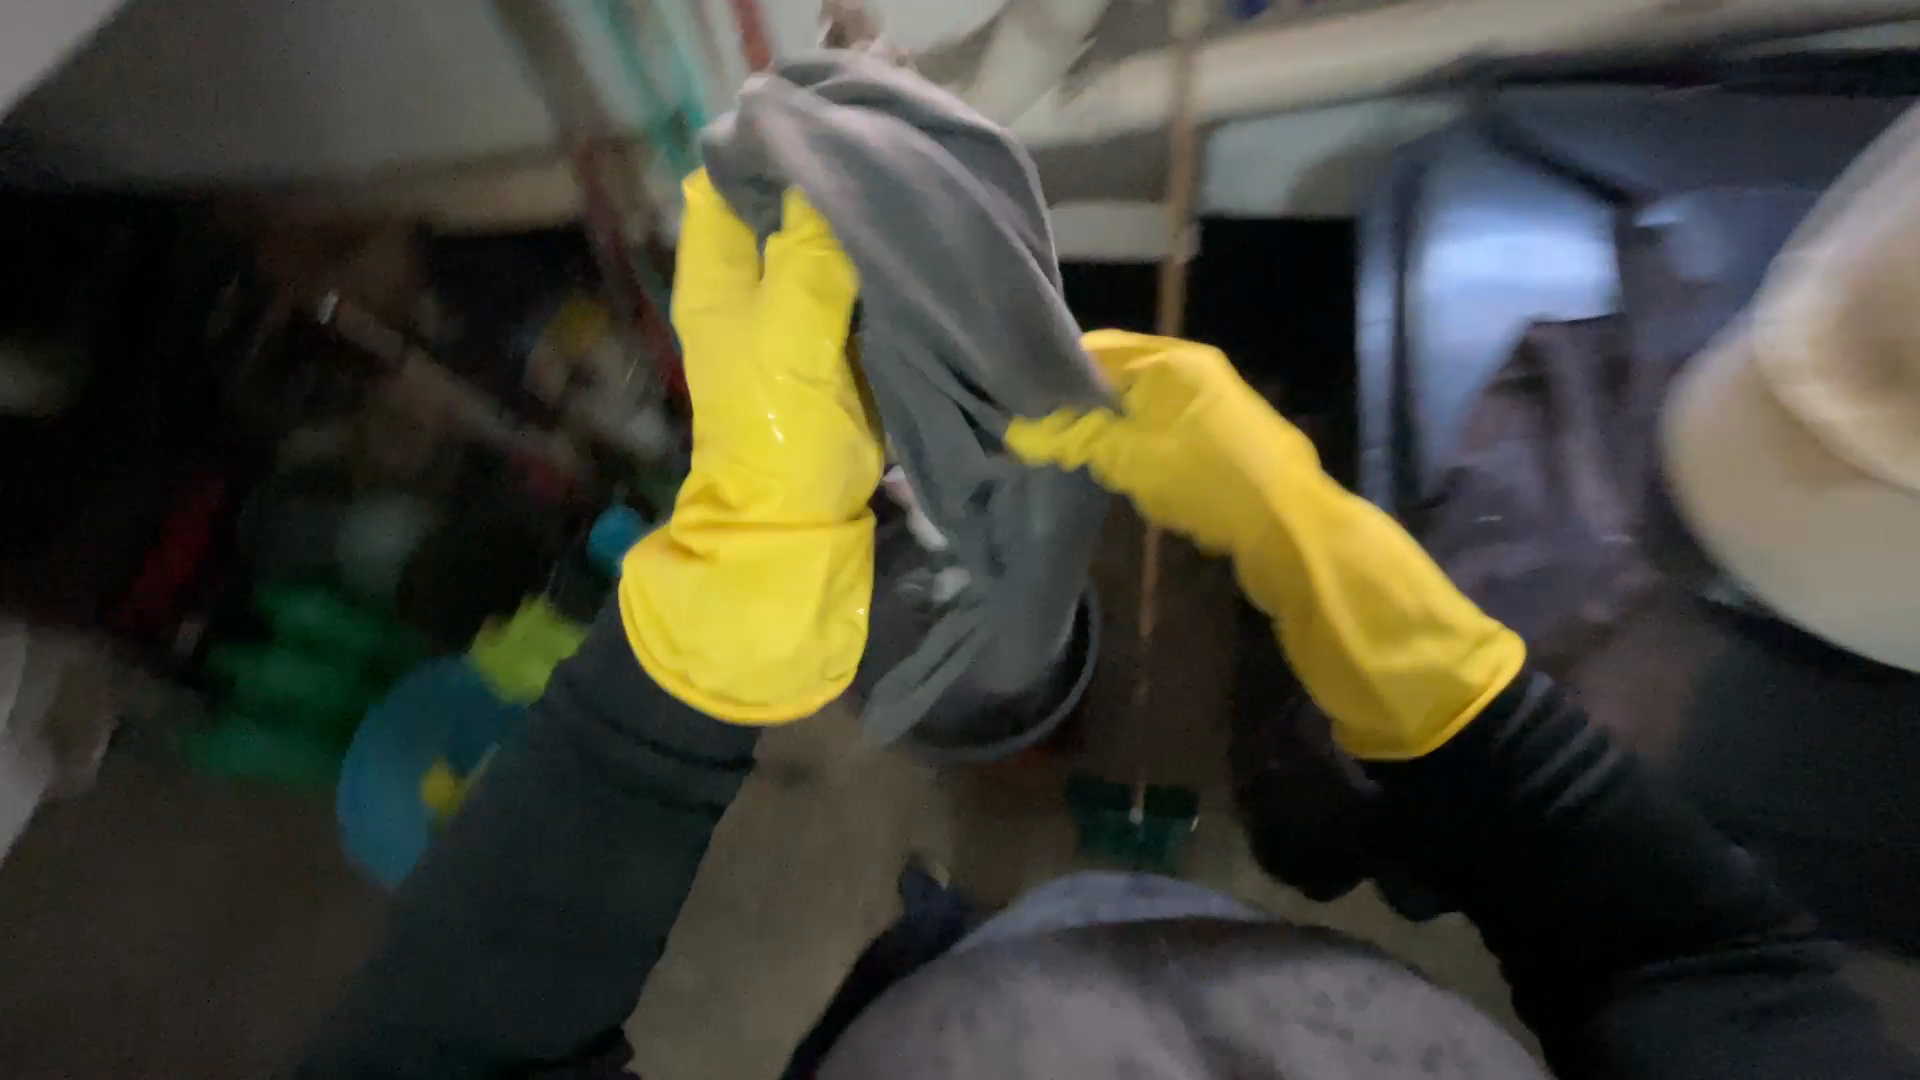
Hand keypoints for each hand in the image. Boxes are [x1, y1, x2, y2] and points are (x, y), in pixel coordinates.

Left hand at [619, 171, 882, 723]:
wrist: (805, 515)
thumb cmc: (780, 428)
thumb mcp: (790, 336)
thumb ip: (809, 256)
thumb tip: (830, 173)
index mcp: (720, 276)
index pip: (728, 182)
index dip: (769, 149)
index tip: (829, 125)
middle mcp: (754, 286)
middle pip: (784, 210)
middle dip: (828, 182)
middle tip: (887, 150)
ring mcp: (798, 315)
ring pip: (828, 248)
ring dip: (863, 225)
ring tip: (911, 184)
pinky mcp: (841, 343)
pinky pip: (861, 288)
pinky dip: (884, 268)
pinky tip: (920, 240)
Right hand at [1006, 331, 1523, 759]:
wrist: (1288, 525)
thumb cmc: (1205, 478)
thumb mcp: (1129, 457)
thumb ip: (1073, 439)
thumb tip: (1016, 433)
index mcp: (1170, 359)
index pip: (1095, 348)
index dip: (1055, 375)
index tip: (1022, 403)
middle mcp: (1191, 367)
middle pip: (1116, 375)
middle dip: (1080, 404)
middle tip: (1042, 432)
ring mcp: (1209, 400)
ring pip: (1138, 402)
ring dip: (1107, 425)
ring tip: (1072, 452)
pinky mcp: (1218, 431)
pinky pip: (1161, 423)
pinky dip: (1135, 439)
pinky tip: (1118, 466)